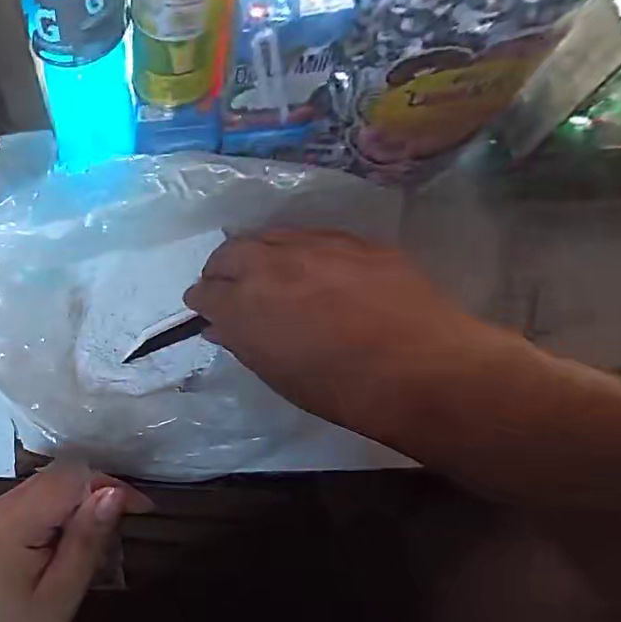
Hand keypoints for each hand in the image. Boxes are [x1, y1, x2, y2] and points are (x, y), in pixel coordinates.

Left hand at [0, 462, 153, 621]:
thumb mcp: (65, 587)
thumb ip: (88, 537)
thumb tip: (114, 493)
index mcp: (15, 518)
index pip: (71, 480)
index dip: (109, 487)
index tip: (142, 508)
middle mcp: (5, 500)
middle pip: (63, 475)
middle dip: (100, 492)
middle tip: (125, 524)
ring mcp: (3, 503)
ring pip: (57, 480)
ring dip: (87, 499)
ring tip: (106, 533)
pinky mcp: (7, 510)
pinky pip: (47, 492)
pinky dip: (71, 505)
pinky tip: (81, 533)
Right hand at [184, 229, 526, 442]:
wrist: (418, 367)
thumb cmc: (337, 386)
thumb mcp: (277, 372)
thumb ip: (243, 341)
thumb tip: (222, 327)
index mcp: (243, 302)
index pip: (205, 292)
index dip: (202, 302)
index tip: (205, 310)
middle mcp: (271, 263)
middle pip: (230, 251)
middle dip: (221, 268)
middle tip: (228, 285)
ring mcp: (315, 245)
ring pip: (271, 235)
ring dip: (259, 252)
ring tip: (268, 270)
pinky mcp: (355, 241)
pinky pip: (314, 236)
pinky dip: (300, 249)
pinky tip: (313, 267)